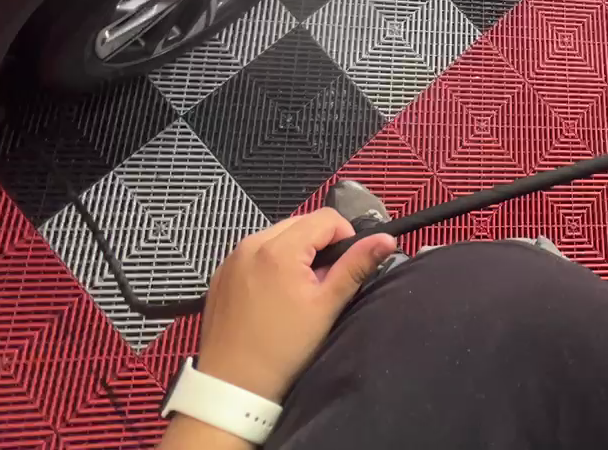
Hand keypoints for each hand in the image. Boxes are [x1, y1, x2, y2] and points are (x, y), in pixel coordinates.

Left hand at [194, 209, 397, 402]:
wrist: (230, 390)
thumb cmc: (283, 349)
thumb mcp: (327, 307)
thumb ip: (357, 266)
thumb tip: (386, 239)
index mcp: (280, 248)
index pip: (326, 218)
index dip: (344, 237)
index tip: (343, 269)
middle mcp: (252, 242)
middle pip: (302, 223)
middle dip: (318, 245)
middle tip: (321, 283)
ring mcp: (232, 257)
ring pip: (278, 235)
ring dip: (295, 251)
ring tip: (297, 289)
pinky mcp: (220, 273)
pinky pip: (255, 251)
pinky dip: (270, 261)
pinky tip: (272, 294)